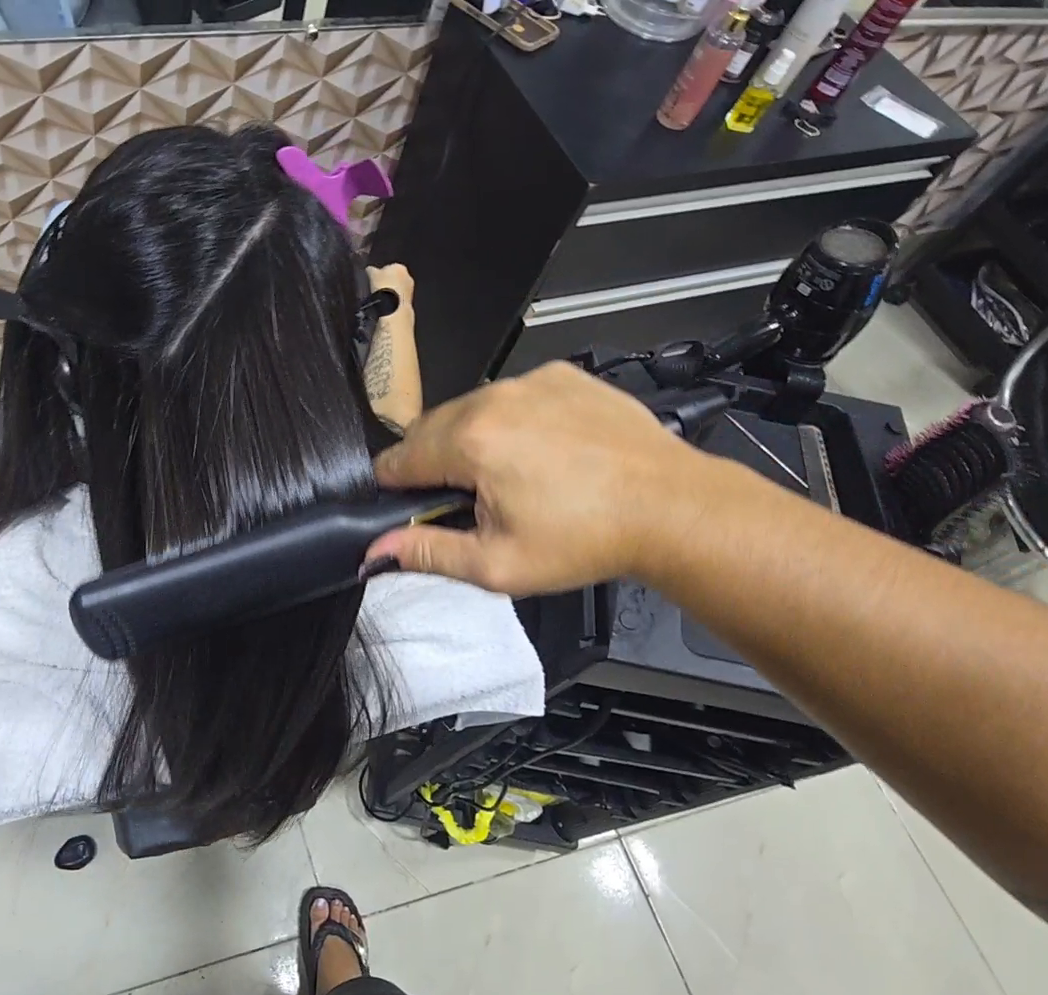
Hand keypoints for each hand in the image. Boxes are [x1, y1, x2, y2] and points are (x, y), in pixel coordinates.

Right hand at [367, 263, 414, 307]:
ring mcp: (410, 288)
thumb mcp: (372, 275)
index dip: (380, 274)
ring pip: (398, 288)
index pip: (388, 268)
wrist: (392, 306)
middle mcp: (407, 276)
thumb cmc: (383, 287)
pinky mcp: (410, 300)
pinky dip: (394, 299)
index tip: (374, 281)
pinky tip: (387, 304)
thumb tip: (369, 269)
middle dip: (387, 283)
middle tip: (377, 290)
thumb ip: (371, 270)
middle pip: (394, 278)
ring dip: (391, 292)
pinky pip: (399, 298)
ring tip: (382, 298)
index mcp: (399, 266)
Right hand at [367, 361, 720, 594]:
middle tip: (471, 504)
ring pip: (468, 411)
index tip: (414, 508)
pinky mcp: (561, 376)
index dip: (396, 489)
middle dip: (435, 465)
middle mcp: (494, 399)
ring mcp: (530, 382)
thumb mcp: (497, 564)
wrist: (671, 508)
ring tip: (511, 480)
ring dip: (471, 441)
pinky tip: (541, 455)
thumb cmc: (588, 539)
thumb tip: (376, 551)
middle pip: (428, 430)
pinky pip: (510, 396)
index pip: (396, 458)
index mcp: (470, 442)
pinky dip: (511, 422)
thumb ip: (426, 553)